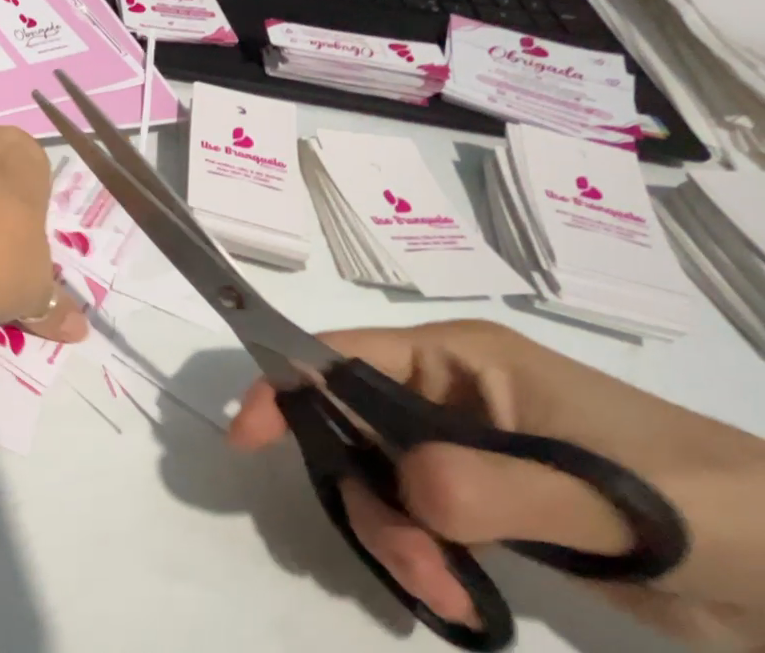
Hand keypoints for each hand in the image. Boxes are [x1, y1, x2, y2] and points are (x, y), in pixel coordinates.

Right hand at [228, 320, 764, 646]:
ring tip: (450, 597)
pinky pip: (409, 518)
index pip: (341, 357)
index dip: (286, 387)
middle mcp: (446, 393)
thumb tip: (403, 487)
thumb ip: (499, 486)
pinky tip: (460, 601)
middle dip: (367, 502)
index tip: (248, 439)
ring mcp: (460, 447)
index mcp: (462, 360)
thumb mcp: (610, 499)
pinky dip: (420, 559)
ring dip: (396, 541)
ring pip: (374, 482)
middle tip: (417, 569)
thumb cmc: (710, 506)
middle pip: (349, 432)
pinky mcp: (476, 498)